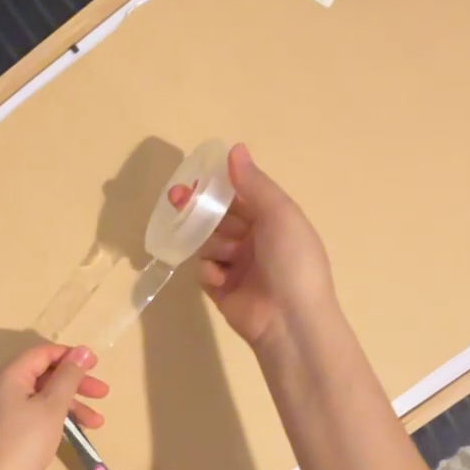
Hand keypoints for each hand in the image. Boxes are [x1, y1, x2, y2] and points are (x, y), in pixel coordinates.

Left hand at [0, 343, 106, 469]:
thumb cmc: (27, 439)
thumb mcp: (53, 406)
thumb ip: (69, 376)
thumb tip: (83, 350)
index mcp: (11, 373)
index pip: (44, 353)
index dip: (71, 356)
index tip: (96, 366)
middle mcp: (6, 385)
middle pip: (46, 374)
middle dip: (76, 383)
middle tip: (104, 393)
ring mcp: (7, 406)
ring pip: (45, 395)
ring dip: (72, 404)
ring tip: (98, 422)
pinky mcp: (11, 425)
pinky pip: (38, 411)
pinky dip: (58, 416)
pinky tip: (79, 429)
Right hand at [178, 143, 339, 349]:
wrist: (289, 321)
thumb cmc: (292, 262)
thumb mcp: (279, 214)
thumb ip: (253, 184)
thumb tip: (234, 148)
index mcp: (273, 219)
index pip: (239, 195)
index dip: (217, 185)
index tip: (193, 177)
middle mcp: (255, 240)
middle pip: (218, 217)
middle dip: (200, 210)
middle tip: (176, 199)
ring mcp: (237, 265)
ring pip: (207, 243)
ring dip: (211, 245)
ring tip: (225, 257)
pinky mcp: (221, 289)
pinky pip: (203, 270)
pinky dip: (209, 272)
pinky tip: (221, 280)